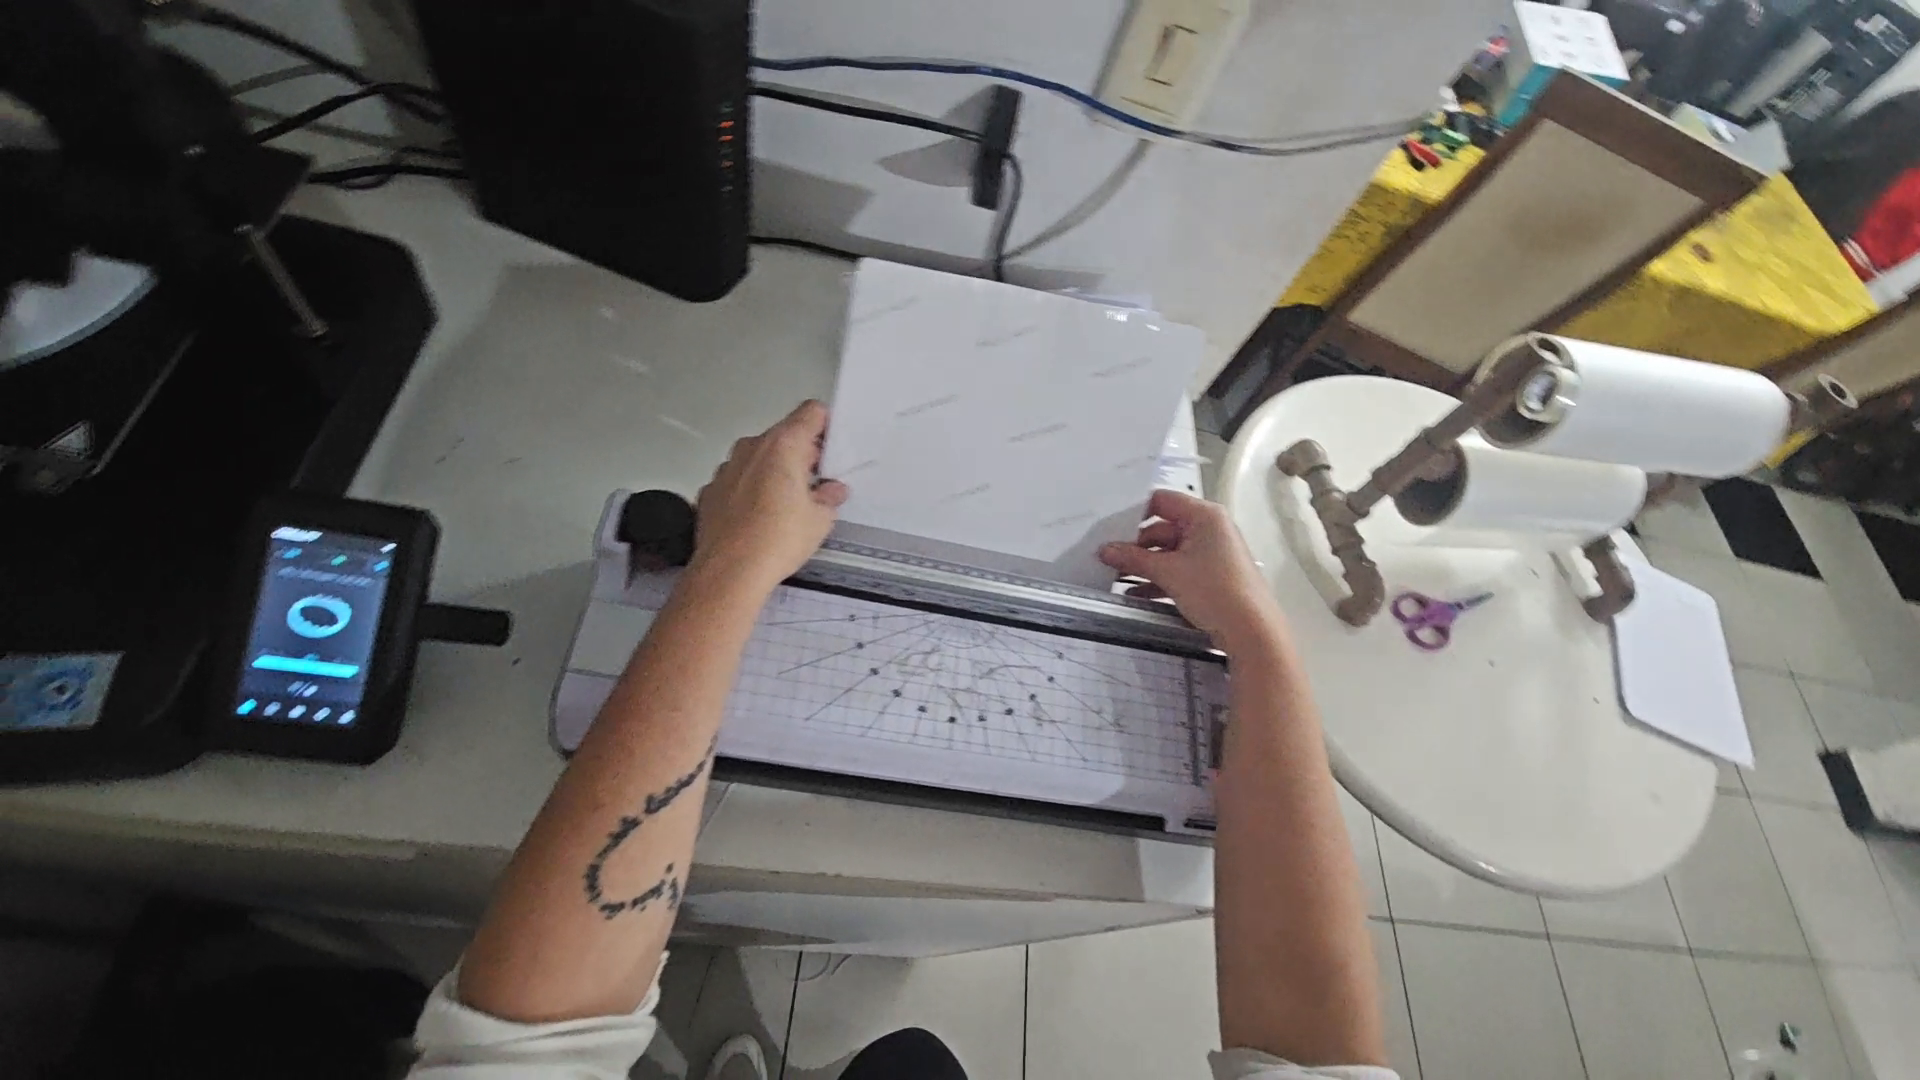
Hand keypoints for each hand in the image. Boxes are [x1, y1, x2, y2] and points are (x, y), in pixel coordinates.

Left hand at [691, 401, 849, 591]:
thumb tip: (832, 492)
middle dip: (802, 455)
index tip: (832, 448)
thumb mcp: (820, 520)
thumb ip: (829, 497)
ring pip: (758, 458)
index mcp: (783, 446)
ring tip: (788, 506)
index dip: (826, 427)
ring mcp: (727, 468)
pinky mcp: (712, 490)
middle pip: (784, 436)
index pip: (810, 413)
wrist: (730, 572)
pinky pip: (738, 480)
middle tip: (817, 485)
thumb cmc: (775, 541)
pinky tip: (760, 518)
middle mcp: (752, 448)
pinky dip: (751, 491)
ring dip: (774, 472)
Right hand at [1099, 489, 1288, 655]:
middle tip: (1108, 557)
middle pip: (1162, 528)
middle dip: (1135, 545)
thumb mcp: (1168, 572)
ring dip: (1143, 564)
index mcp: (1204, 516)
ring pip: (1168, 551)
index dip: (1135, 513)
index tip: (1111, 527)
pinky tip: (1136, 593)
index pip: (1162, 501)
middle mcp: (1209, 529)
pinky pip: (1177, 569)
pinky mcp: (1209, 574)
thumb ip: (1133, 558)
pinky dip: (1158, 578)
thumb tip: (1106, 550)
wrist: (1250, 631)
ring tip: (1115, 576)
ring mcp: (1210, 552)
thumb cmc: (1217, 591)